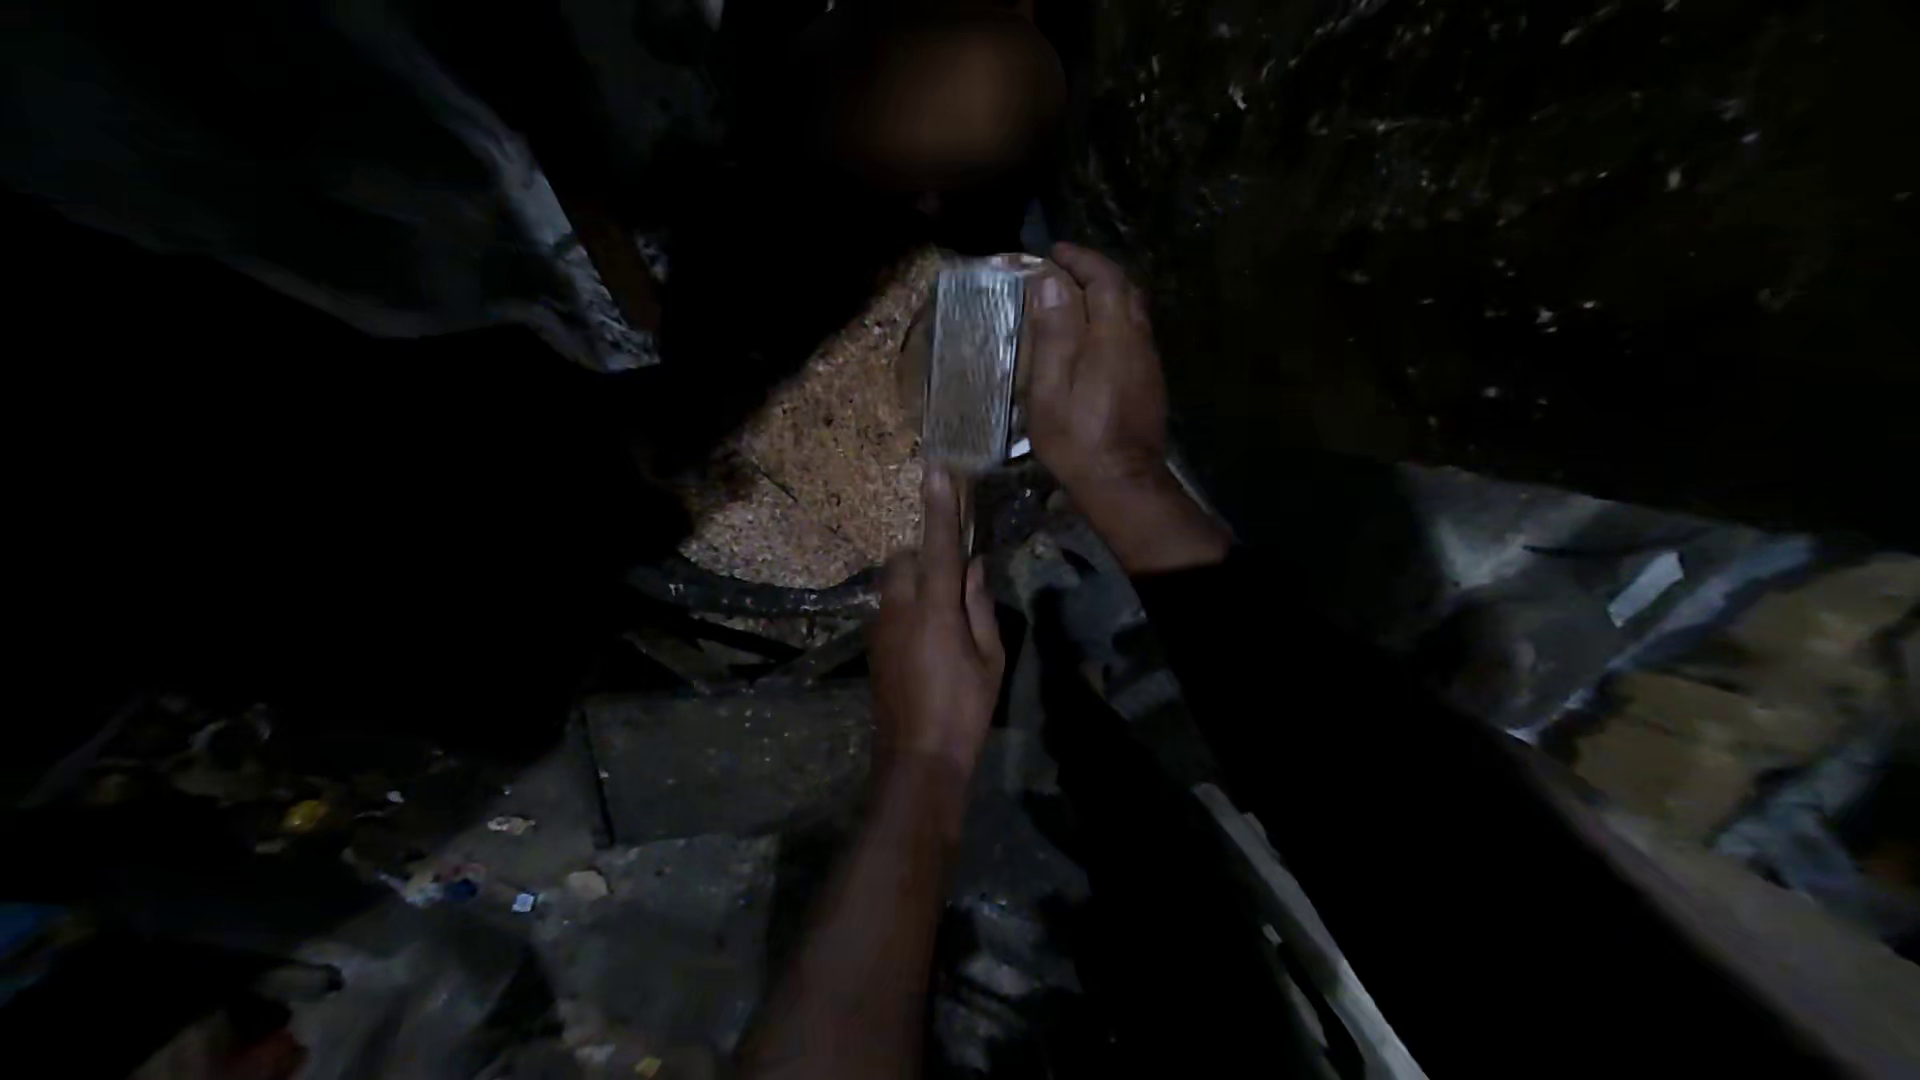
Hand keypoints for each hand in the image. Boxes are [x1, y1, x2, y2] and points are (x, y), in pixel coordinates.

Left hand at [870, 468, 1005, 775]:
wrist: (916, 755)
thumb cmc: (965, 707)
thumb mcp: (990, 657)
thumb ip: (979, 604)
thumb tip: (975, 563)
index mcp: (935, 609)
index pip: (940, 546)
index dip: (940, 507)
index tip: (936, 471)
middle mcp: (900, 608)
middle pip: (906, 558)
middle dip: (927, 556)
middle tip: (955, 584)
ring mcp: (879, 625)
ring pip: (894, 581)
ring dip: (916, 581)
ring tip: (942, 616)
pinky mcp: (872, 641)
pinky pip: (888, 605)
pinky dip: (907, 604)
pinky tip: (925, 638)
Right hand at [1023, 242, 1231, 572]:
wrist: (1121, 481)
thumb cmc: (1076, 438)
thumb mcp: (1050, 387)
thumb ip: (1054, 332)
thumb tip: (1053, 281)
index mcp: (1112, 335)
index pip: (1104, 278)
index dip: (1080, 260)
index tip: (1054, 252)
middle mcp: (1138, 340)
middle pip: (1124, 289)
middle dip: (1095, 272)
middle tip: (1063, 271)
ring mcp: (1148, 362)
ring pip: (1133, 312)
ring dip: (1106, 295)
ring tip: (1074, 299)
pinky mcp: (1150, 381)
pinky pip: (1134, 334)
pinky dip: (1112, 319)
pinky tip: (1093, 336)